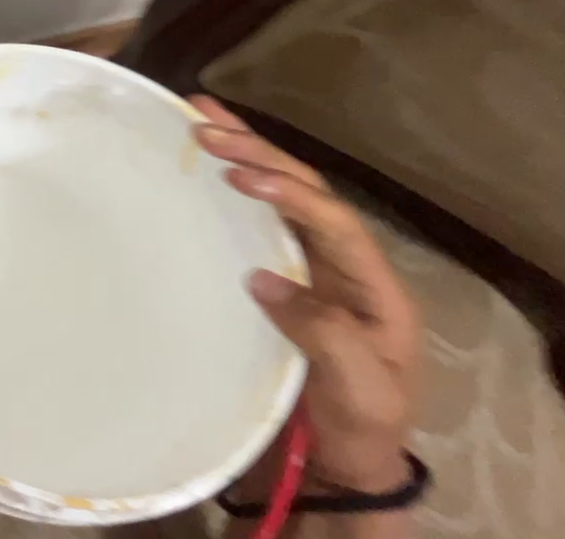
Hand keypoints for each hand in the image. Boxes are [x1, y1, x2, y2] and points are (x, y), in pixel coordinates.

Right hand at [192, 96, 421, 494]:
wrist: (341, 450)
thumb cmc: (354, 421)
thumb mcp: (358, 392)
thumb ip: (325, 337)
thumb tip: (264, 278)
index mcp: (368, 283)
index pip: (331, 221)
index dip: (288, 193)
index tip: (236, 175)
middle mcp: (339, 259)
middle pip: (304, 189)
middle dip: (257, 152)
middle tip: (202, 126)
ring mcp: (304, 258)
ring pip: (279, 189)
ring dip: (242, 148)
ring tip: (196, 113)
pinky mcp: (270, 264)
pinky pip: (251, 212)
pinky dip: (227, 174)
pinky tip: (197, 152)